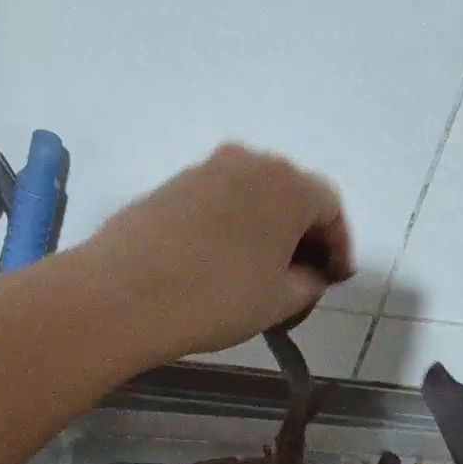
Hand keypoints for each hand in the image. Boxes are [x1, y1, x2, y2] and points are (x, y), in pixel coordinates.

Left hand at [73, 144, 354, 362]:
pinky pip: (216, 204)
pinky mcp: (169, 187)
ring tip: (259, 274)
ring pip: (250, 197)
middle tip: (301, 277)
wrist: (123, 295)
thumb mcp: (279, 302)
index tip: (334, 279)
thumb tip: (310, 274)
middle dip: (301, 235)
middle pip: (290, 195)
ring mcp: (203, 170)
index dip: (338, 246)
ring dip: (263, 230)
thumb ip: (309, 283)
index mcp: (287, 184)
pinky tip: (220, 264)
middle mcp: (248, 162)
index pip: (330, 208)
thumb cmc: (217, 298)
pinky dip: (229, 229)